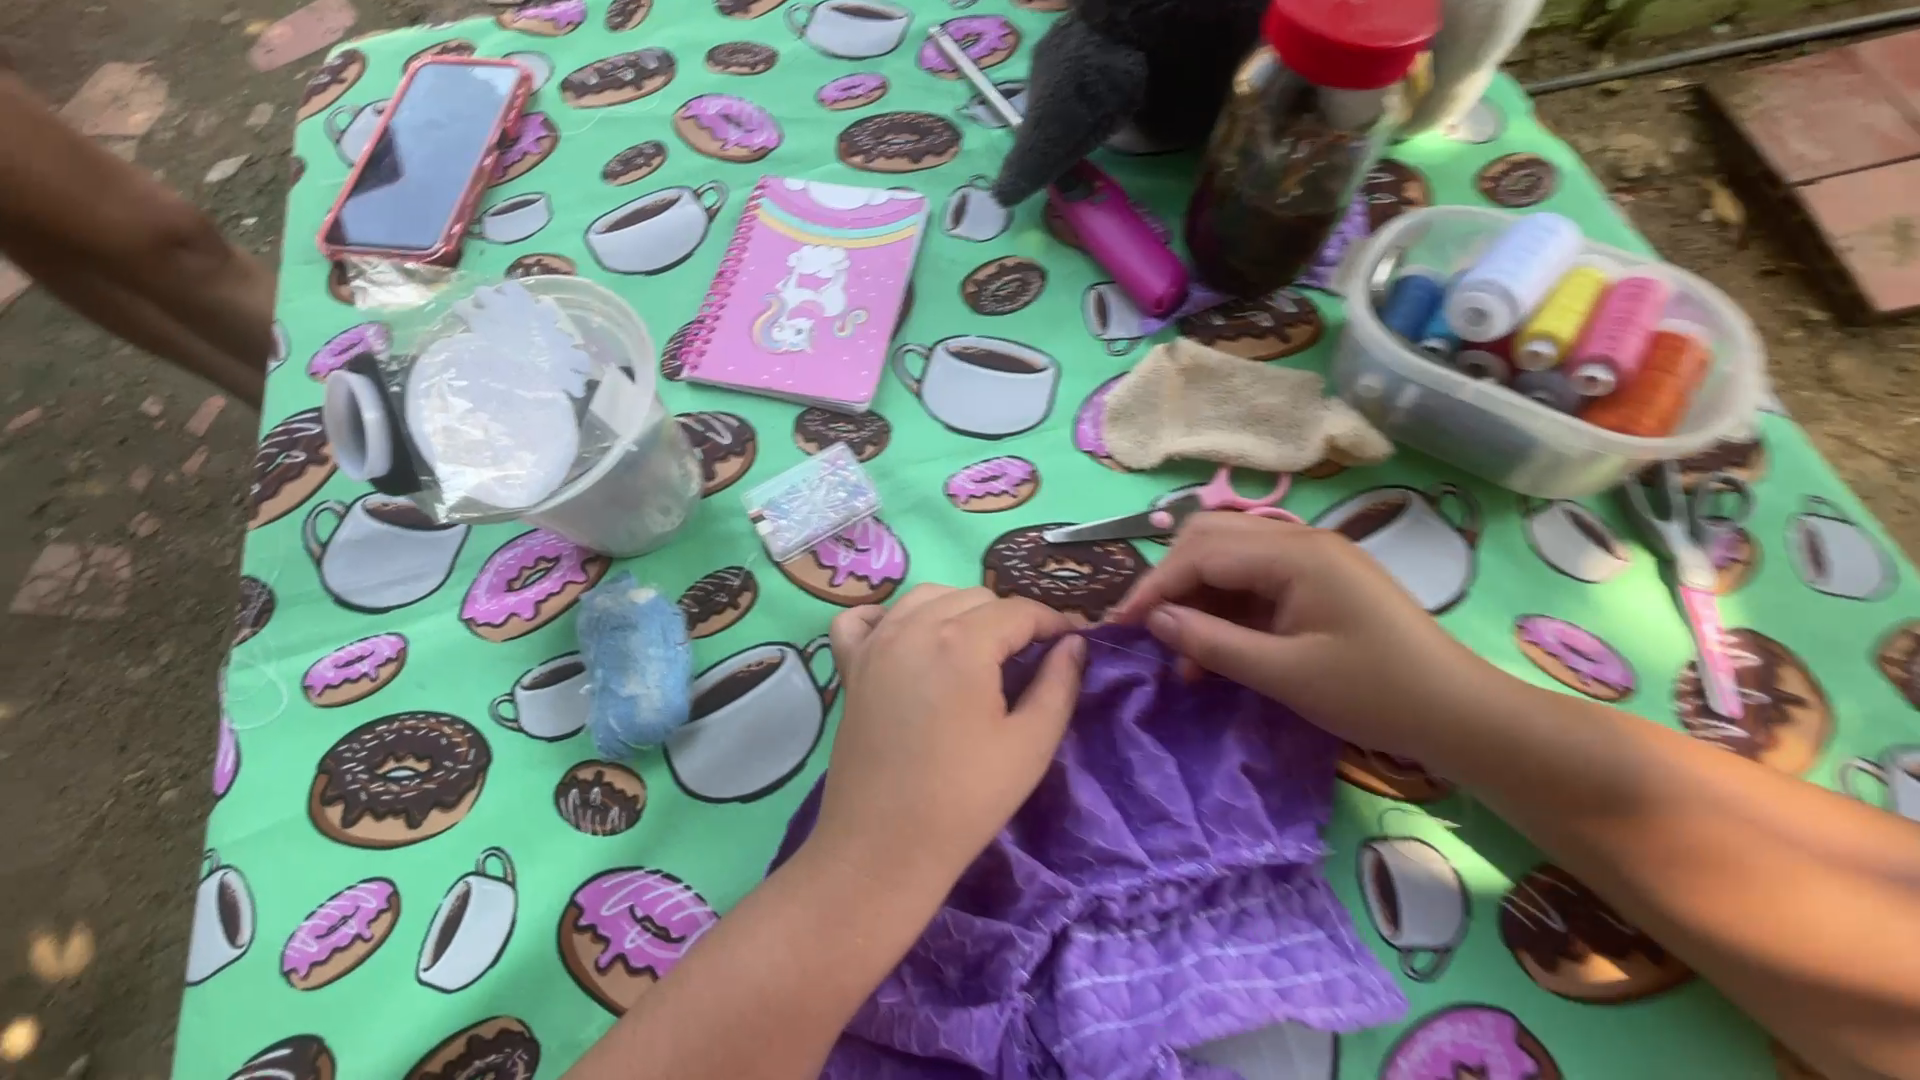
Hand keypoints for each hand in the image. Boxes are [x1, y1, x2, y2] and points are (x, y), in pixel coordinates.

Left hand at [808, 585, 1085, 890]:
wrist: (883, 846)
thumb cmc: (966, 799)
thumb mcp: (1030, 744)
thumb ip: (1059, 684)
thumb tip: (1073, 643)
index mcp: (964, 643)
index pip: (1019, 610)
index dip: (1052, 621)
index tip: (1071, 640)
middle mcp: (915, 627)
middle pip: (975, 597)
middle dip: (1009, 618)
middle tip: (1028, 658)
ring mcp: (876, 643)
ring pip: (926, 596)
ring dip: (959, 610)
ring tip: (977, 649)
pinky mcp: (850, 666)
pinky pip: (864, 617)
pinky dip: (889, 616)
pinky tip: (908, 640)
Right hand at [1109, 513, 1506, 761]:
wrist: (1459, 713)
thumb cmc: (1375, 693)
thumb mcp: (1284, 674)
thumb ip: (1212, 642)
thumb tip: (1155, 620)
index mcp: (1295, 553)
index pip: (1202, 552)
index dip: (1155, 586)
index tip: (1120, 624)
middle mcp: (1300, 540)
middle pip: (1211, 539)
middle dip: (1172, 582)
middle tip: (1149, 631)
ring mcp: (1312, 558)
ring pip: (1230, 560)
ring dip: (1198, 599)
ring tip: (1185, 656)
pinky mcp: (1318, 581)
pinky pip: (1255, 582)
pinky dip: (1227, 610)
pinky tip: (1217, 651)